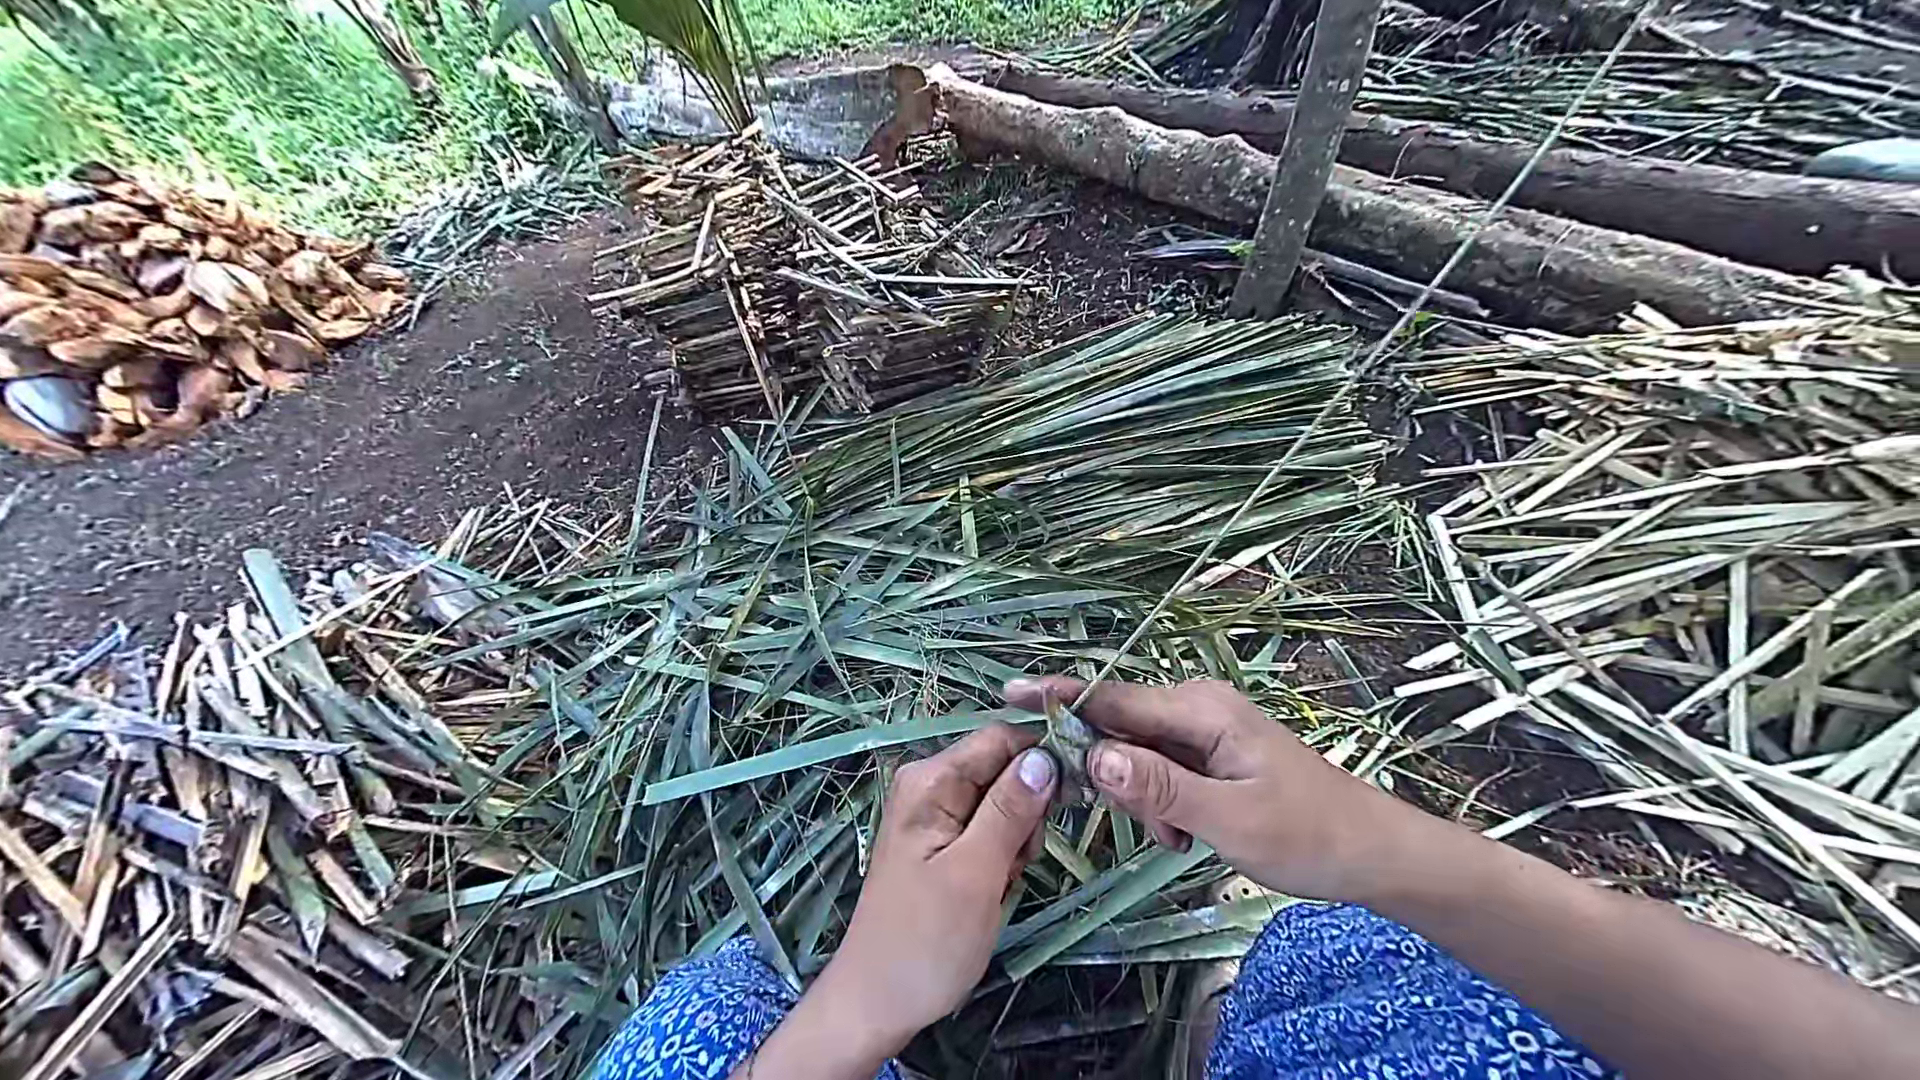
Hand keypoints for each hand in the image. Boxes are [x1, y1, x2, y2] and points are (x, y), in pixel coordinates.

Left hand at [817, 724, 1056, 1047]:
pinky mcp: (942, 836)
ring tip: (1002, 879)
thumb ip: (1010, 809)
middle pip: (1002, 767)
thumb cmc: (926, 940)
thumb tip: (1045, 755)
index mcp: (931, 778)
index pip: (999, 738)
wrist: (878, 1002)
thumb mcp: (975, 872)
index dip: (1040, 757)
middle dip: (1026, 808)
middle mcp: (930, 781)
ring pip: (1002, 798)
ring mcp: (935, 809)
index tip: (1075, 793)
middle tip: (1019, 858)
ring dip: (1017, 835)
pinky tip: (994, 883)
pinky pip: (989, 825)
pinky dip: (1002, 851)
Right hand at [1004, 676, 1437, 903]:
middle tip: (1151, 826)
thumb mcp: (1230, 820)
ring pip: (1136, 753)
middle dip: (1114, 774)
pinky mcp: (1205, 750)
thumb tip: (1094, 758)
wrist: (1374, 852)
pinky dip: (1158, 799)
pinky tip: (1183, 832)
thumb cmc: (1309, 835)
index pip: (1112, 698)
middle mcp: (1193, 706)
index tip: (1011, 693)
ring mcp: (1200, 727)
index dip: (1059, 697)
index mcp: (1199, 708)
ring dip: (1141, 796)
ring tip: (1177, 836)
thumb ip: (1159, 788)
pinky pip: (1158, 766)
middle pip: (1119, 727)